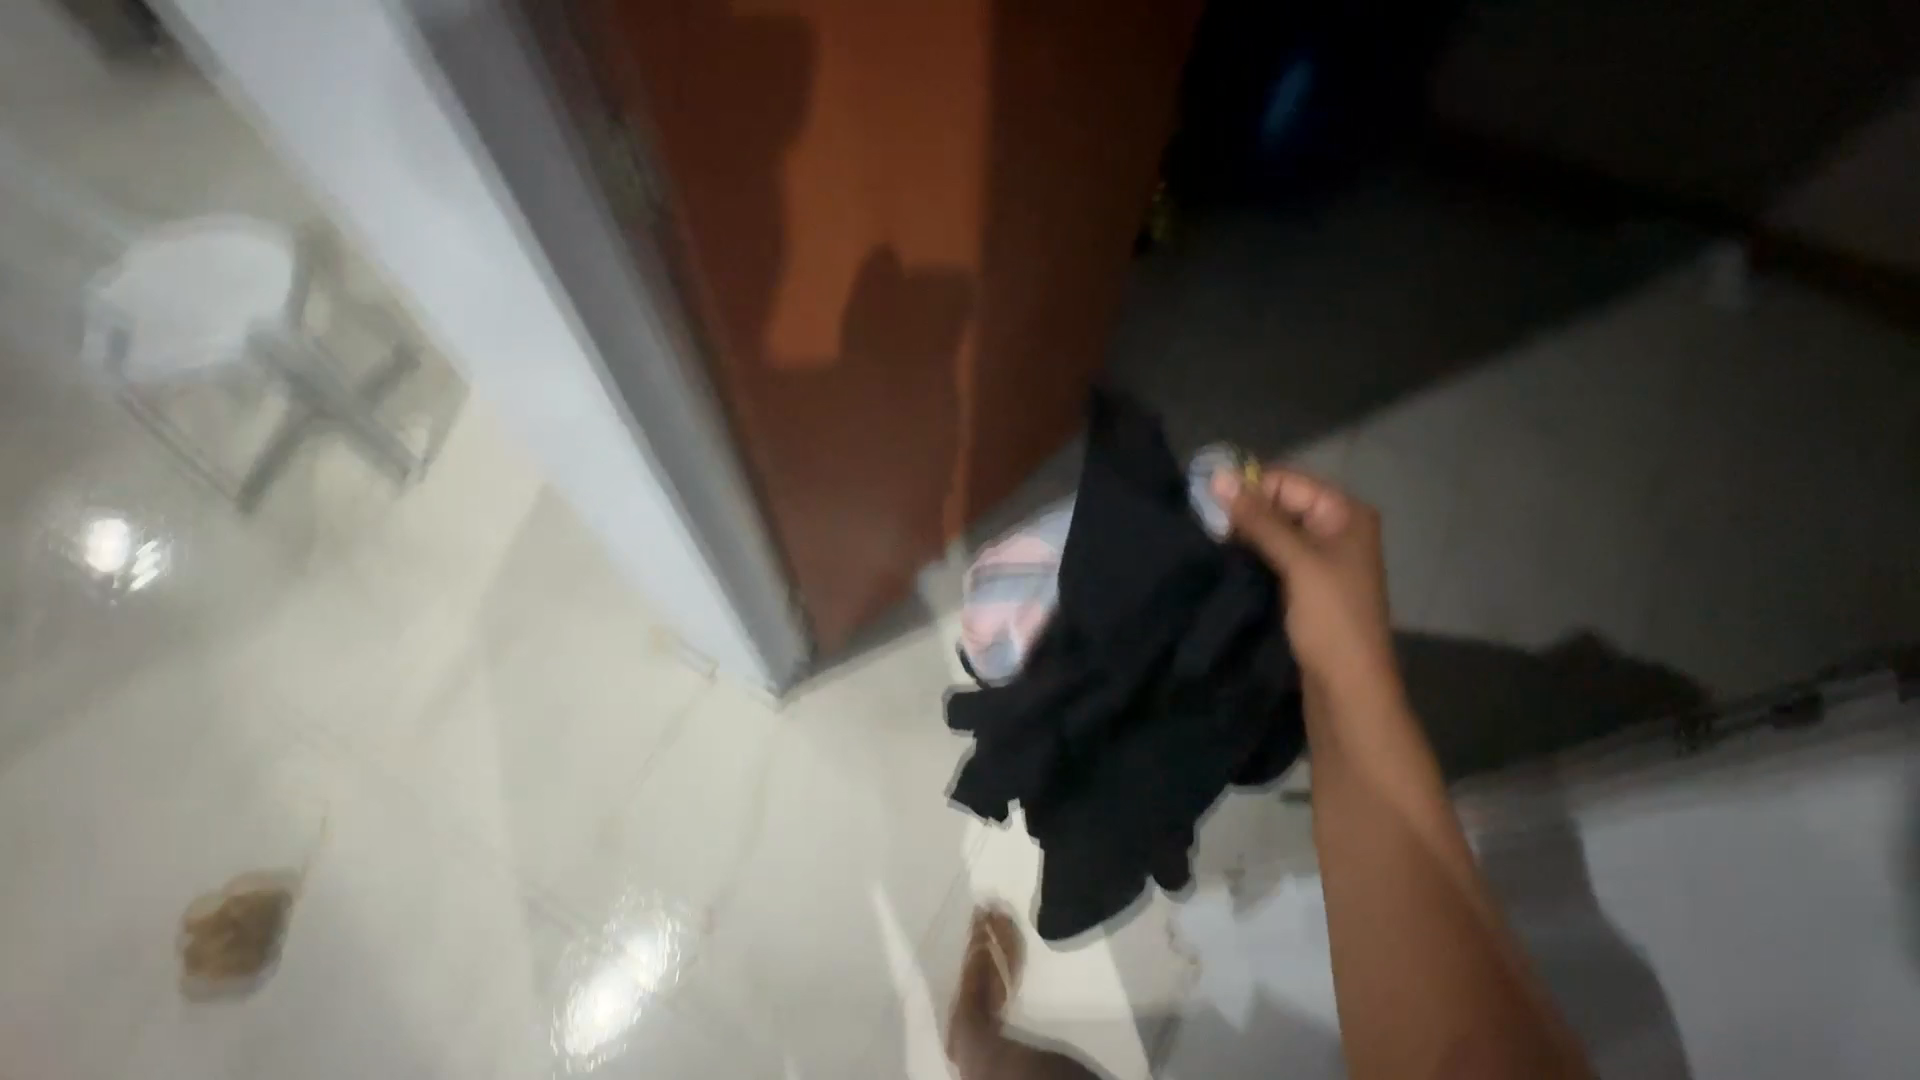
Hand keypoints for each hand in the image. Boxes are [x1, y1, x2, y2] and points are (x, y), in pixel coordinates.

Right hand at [1211, 467, 1399, 707]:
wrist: (1348, 687)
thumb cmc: (1332, 618)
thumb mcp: (1297, 561)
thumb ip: (1258, 519)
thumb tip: (1217, 477)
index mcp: (1345, 513)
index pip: (1286, 482)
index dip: (1249, 490)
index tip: (1208, 510)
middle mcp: (1335, 529)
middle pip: (1278, 505)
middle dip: (1243, 514)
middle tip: (1204, 531)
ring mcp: (1320, 560)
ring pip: (1271, 533)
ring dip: (1242, 538)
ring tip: (1209, 548)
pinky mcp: (1303, 586)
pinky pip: (1271, 558)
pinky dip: (1249, 559)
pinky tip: (1224, 566)